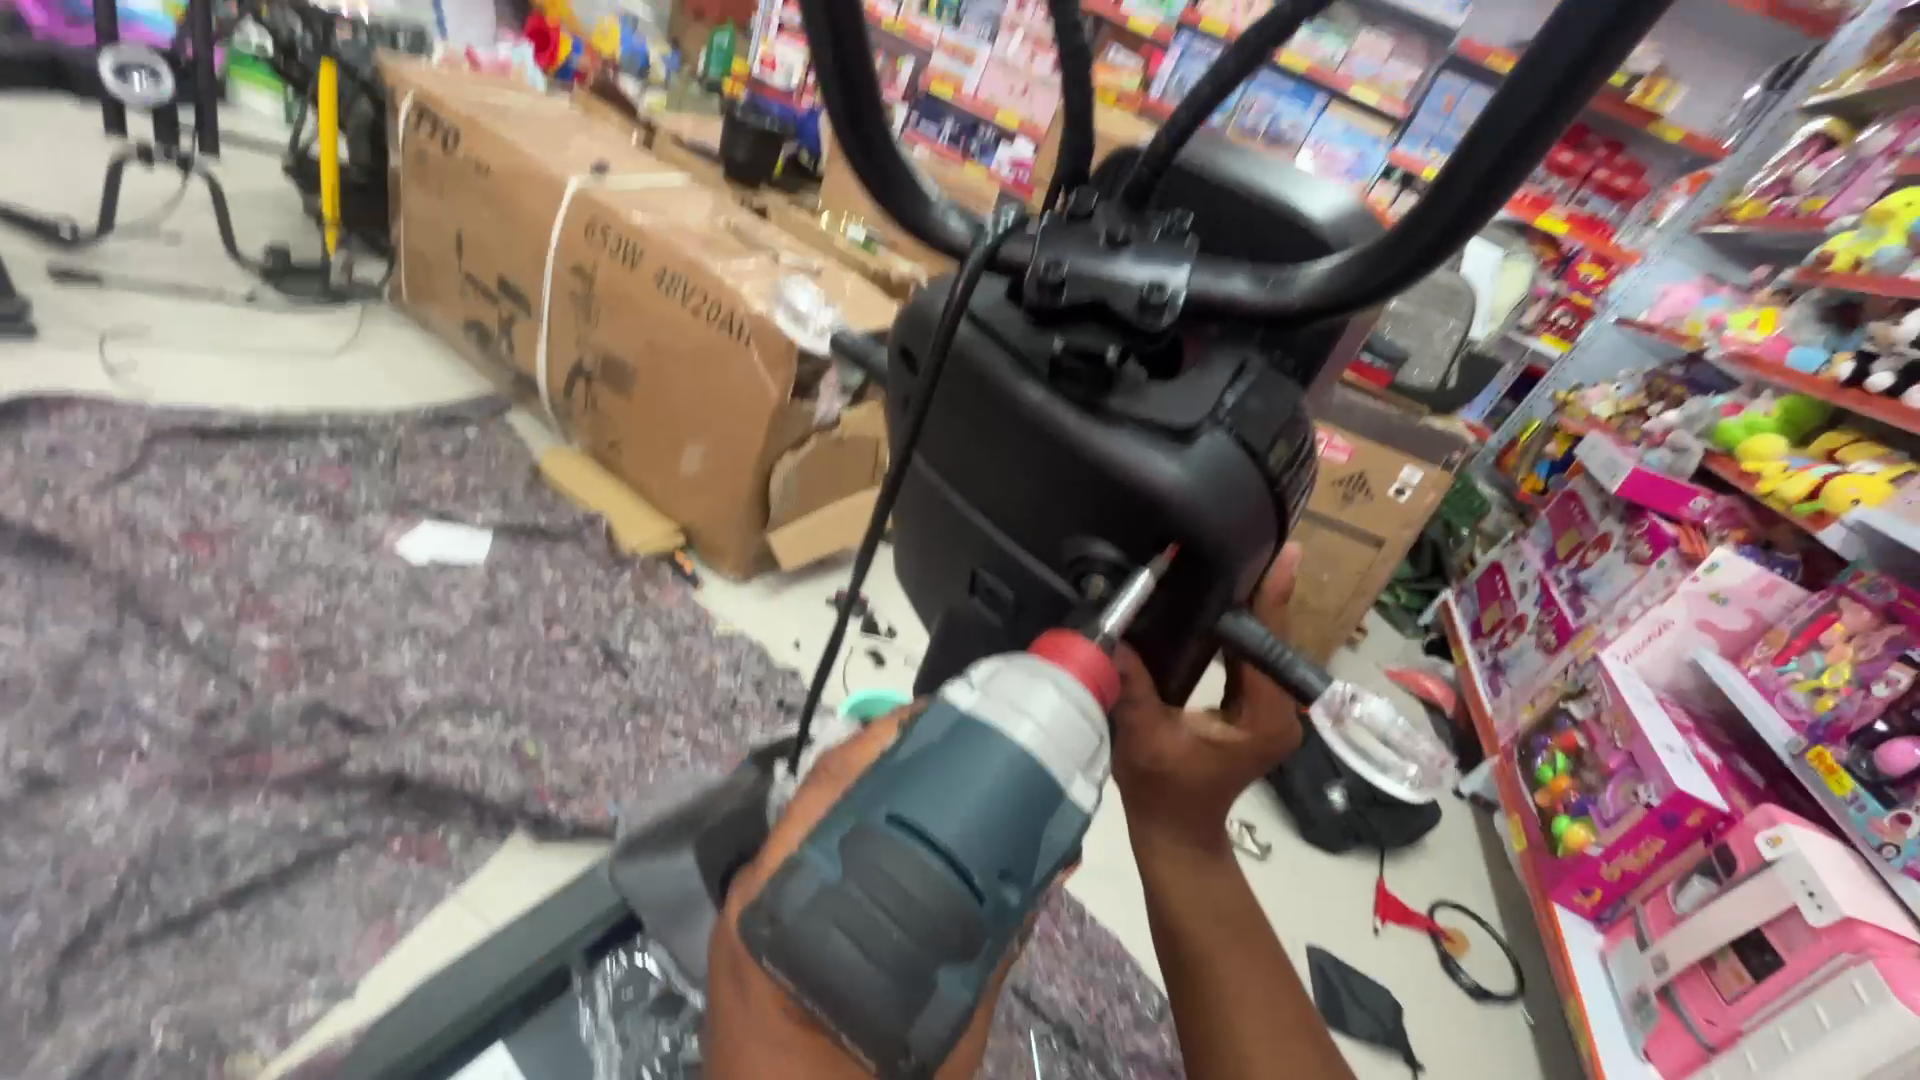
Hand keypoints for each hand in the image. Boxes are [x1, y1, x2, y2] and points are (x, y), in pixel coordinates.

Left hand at [705, 707, 1011, 1079]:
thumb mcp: (934, 1038)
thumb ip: (988, 954)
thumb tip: (1046, 869)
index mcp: (775, 907)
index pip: (826, 788)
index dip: (884, 739)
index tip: (944, 715)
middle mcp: (758, 893)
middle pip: (825, 795)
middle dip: (892, 758)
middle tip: (962, 737)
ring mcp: (760, 911)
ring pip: (824, 825)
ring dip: (882, 793)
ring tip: (950, 772)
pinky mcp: (772, 931)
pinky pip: (822, 861)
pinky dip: (868, 836)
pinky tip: (917, 837)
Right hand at [1111, 542, 1305, 852]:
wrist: (1178, 830)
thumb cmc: (1162, 791)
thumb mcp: (1143, 737)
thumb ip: (1132, 686)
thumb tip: (1113, 635)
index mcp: (1261, 717)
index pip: (1267, 646)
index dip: (1270, 599)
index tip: (1282, 554)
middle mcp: (1280, 711)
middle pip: (1274, 640)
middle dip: (1263, 591)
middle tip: (1256, 538)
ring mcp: (1273, 710)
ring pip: (1267, 646)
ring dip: (1255, 606)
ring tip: (1245, 555)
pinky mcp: (1259, 708)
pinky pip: (1254, 657)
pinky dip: (1243, 628)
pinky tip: (1229, 598)